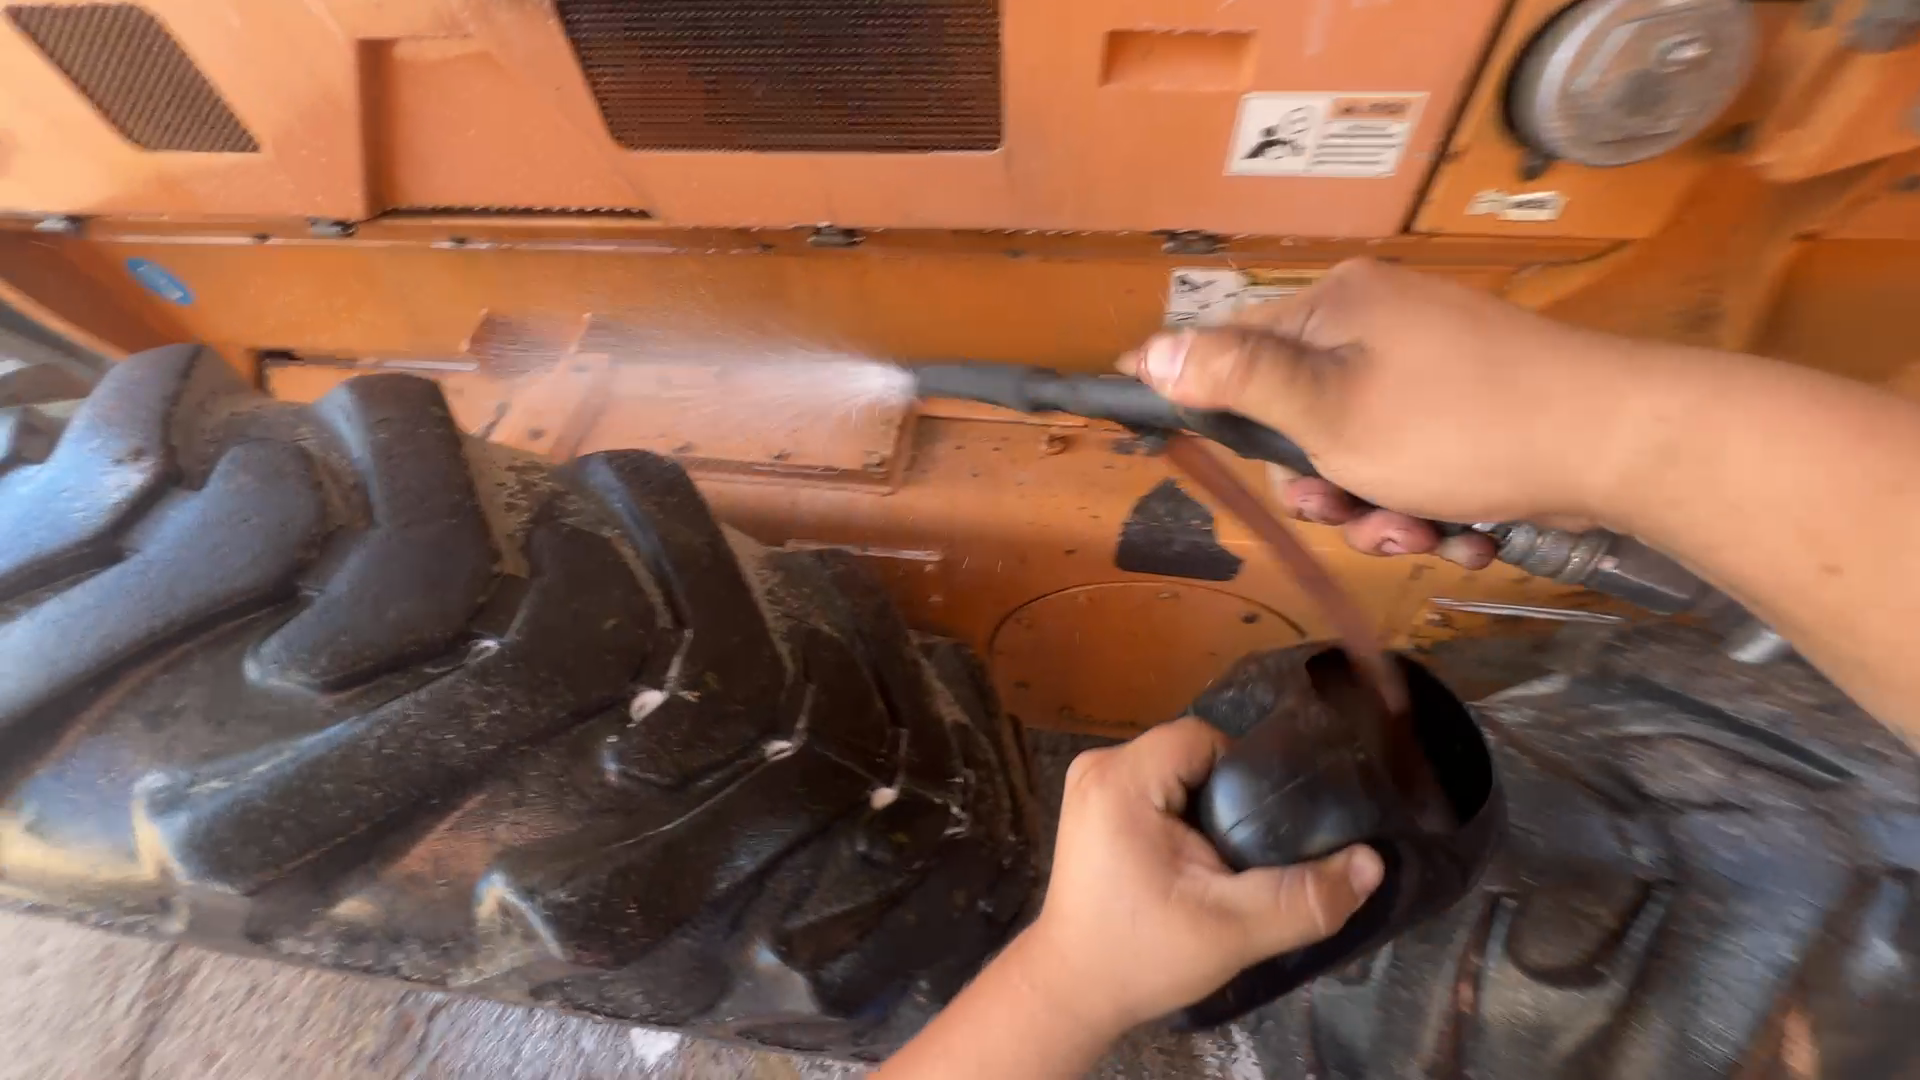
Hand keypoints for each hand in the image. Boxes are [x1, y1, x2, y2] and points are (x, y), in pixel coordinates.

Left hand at [1015, 717, 1381, 1034]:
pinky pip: (1151, 785)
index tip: (1267, 821)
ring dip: (1204, 804)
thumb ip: (1302, 896)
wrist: (1073, 985)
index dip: (1244, 771)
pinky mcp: (1090, 802)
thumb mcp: (1230, 930)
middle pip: (1187, 752)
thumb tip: (1371, 862)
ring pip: (1171, 769)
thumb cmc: (1141, 954)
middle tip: (1251, 846)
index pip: (1201, 737)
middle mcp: (1098, 765)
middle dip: (1226, 793)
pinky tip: (1193, 855)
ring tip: (1228, 854)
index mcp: (1120, 777)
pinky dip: (1178, 812)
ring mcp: (1089, 782)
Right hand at [1122, 258, 1652, 565]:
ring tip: (1415, 533)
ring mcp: (1420, 362)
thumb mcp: (1325, 410)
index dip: (1193, 390)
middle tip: (1341, 511)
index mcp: (1333, 308)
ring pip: (1346, 449)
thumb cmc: (1458, 426)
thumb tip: (1149, 350)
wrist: (1628, 447)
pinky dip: (1415, 498)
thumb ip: (1235, 379)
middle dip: (1314, 482)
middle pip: (1290, 415)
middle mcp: (1371, 324)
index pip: (1229, 343)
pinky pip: (1401, 456)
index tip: (1159, 425)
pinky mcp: (1462, 400)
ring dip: (1368, 506)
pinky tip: (1455, 528)